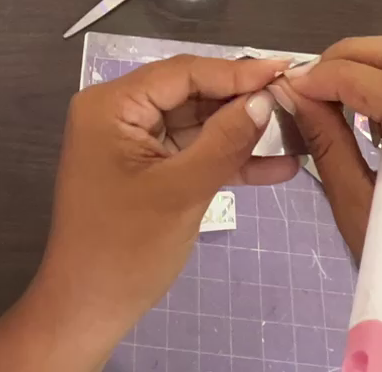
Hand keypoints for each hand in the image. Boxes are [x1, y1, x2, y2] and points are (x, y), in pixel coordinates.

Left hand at [0, 54, 294, 371]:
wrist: (88, 311)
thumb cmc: (125, 248)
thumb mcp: (181, 191)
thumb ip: (224, 141)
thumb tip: (263, 100)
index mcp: (112, 104)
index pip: (182, 73)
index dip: (235, 71)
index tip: (283, 69)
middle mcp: (118, 111)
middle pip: (189, 92)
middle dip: (240, 99)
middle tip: (293, 96)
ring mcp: (132, 139)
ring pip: (195, 121)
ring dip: (240, 130)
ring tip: (292, 127)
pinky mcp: (146, 166)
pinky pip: (190, 149)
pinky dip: (226, 158)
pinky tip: (276, 165)